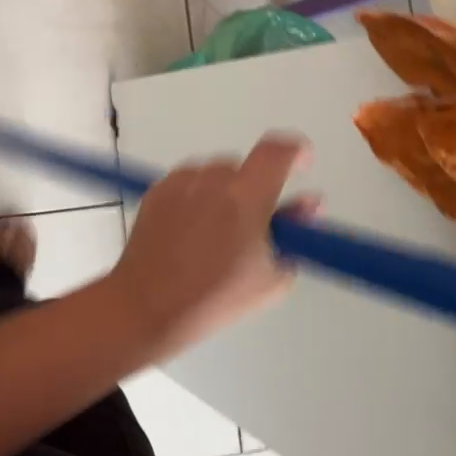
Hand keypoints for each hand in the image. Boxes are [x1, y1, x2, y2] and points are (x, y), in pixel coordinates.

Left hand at [103, 134, 316, 358]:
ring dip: (222, 194)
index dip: (295, 152)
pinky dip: (194, 198)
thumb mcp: (273, 276)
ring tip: (215, 235)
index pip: (277, 151)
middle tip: (251, 226)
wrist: (148, 304)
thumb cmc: (217, 297)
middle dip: (252, 190)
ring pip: (211, 175)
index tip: (302, 167)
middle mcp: (211, 179)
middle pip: (242, 168)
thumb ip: (295, 233)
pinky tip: (189, 232)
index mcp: (246, 196)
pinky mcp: (155, 191)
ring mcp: (178, 182)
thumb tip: (307, 205)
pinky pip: (185, 183)